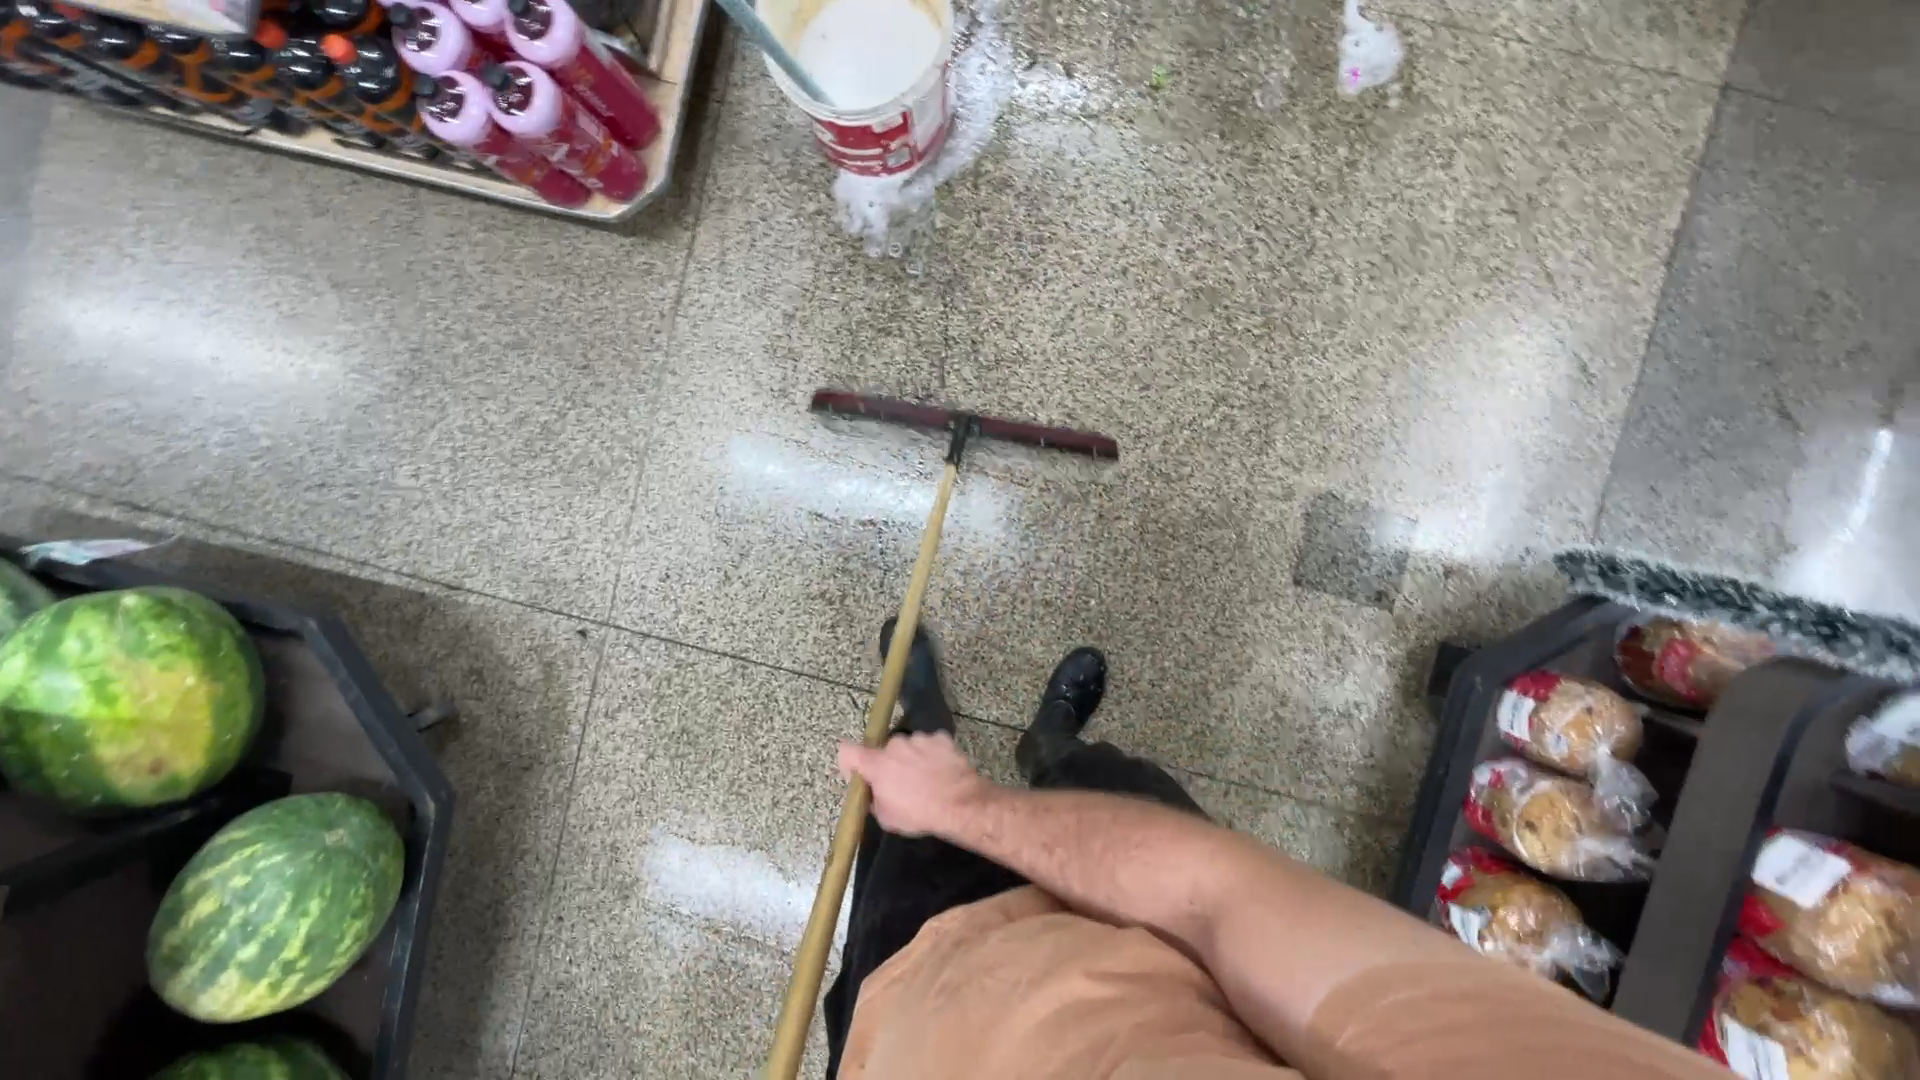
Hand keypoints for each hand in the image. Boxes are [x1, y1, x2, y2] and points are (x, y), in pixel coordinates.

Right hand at [837, 731, 992, 837]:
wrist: (960, 803)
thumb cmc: (919, 814)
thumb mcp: (886, 817)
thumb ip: (873, 798)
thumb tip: (874, 791)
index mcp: (876, 763)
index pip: (847, 751)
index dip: (849, 762)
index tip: (858, 774)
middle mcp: (895, 744)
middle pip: (883, 751)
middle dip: (889, 765)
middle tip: (901, 784)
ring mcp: (919, 738)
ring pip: (908, 747)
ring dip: (912, 759)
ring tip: (926, 779)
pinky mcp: (940, 737)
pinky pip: (930, 744)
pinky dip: (932, 755)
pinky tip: (940, 771)